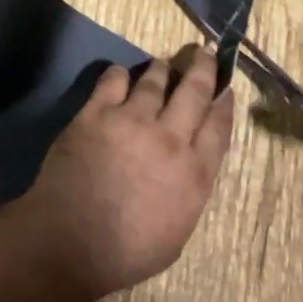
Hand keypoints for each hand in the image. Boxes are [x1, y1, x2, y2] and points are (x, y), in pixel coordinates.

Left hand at [0, 45, 236, 297]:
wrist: (74, 238)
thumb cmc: (129, 249)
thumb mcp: (178, 229)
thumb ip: (188, 188)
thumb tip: (188, 163)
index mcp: (194, 173)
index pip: (218, 127)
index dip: (224, 103)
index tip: (228, 87)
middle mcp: (168, 138)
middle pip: (193, 93)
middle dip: (202, 69)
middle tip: (204, 51)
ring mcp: (130, 120)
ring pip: (153, 82)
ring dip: (161, 70)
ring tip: (163, 64)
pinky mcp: (95, 112)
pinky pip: (112, 81)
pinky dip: (120, 74)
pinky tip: (121, 73)